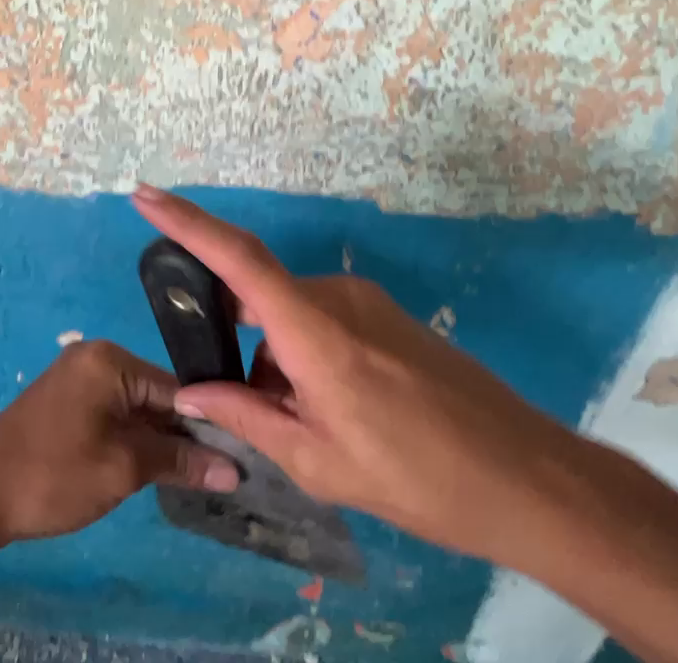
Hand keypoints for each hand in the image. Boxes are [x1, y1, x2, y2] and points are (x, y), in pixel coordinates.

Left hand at [0, 339, 241, 541]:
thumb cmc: (54, 475)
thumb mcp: (124, 468)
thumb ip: (180, 461)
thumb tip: (234, 470)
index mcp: (109, 361)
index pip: (178, 388)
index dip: (211, 424)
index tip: (244, 457)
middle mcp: (94, 359)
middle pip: (159, 395)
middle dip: (186, 434)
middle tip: (225, 473)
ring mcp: (78, 379)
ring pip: (139, 408)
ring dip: (162, 440)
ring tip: (199, 476)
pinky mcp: (68, 403)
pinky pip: (116, 414)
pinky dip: (135, 439)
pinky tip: (156, 468)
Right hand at [132, 185, 584, 562]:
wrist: (532, 482)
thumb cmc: (419, 479)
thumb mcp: (318, 462)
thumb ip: (245, 417)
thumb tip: (190, 393)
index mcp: (315, 333)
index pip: (238, 259)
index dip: (186, 223)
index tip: (144, 195)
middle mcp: (339, 300)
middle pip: (258, 298)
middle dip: (235, 340)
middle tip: (235, 399)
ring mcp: (369, 304)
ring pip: (290, 315)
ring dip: (274, 357)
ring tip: (298, 424)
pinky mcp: (389, 316)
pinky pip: (322, 321)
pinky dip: (303, 355)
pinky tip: (329, 411)